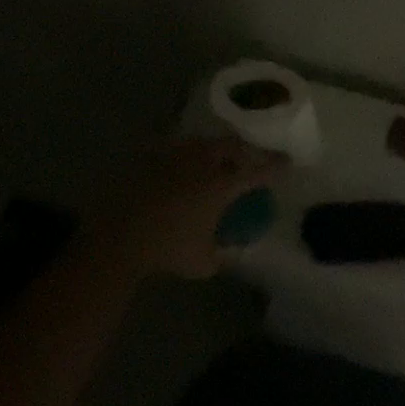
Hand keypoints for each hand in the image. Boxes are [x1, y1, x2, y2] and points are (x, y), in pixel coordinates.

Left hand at [102, 138, 285, 278]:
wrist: (118, 239)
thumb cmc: (167, 251)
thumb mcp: (203, 263)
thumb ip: (220, 254)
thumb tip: (225, 251)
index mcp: (220, 187)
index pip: (256, 171)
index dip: (274, 166)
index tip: (286, 162)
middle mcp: (199, 165)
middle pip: (229, 146)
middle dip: (243, 150)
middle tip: (248, 158)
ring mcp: (171, 158)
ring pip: (199, 143)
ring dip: (212, 148)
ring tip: (214, 158)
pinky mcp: (145, 160)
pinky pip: (169, 149)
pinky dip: (180, 155)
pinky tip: (177, 164)